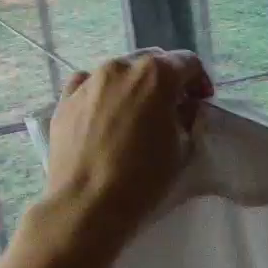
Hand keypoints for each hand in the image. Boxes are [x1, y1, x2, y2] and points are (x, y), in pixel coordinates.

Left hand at [44, 48, 212, 242]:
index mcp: (157, 74)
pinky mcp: (65, 100)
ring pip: (119, 73)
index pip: (188, 63)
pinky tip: (104, 113)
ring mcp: (90, 81)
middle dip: (166, 81)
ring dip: (134, 86)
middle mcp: (122, 67)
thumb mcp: (183, 147)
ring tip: (136, 114)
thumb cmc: (144, 177)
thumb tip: (182, 108)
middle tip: (171, 108)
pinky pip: (88, 85)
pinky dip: (101, 93)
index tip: (201, 102)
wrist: (87, 204)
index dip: (199, 81)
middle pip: (152, 63)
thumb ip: (187, 118)